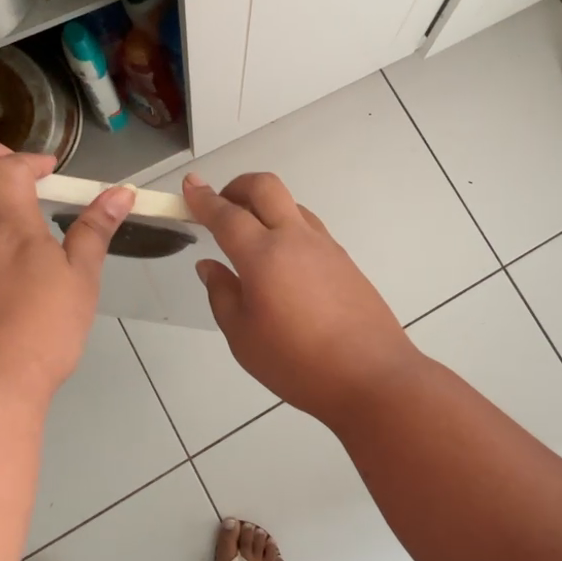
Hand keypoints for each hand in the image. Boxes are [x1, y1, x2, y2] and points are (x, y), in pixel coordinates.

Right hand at [182, 171, 425, 420]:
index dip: (203, 198)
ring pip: (291, 206)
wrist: (372, 375)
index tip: (190, 185)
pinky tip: (282, 263)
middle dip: (237, 186)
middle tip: (220, 205)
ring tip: (250, 239)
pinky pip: (309, 229)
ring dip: (265, 207)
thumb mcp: (244, 338)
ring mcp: (326, 247)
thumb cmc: (297, 363)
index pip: (226, 215)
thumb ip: (222, 295)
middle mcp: (296, 239)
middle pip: (265, 187)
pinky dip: (287, 229)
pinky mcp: (345, 261)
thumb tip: (210, 267)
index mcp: (264, 255)